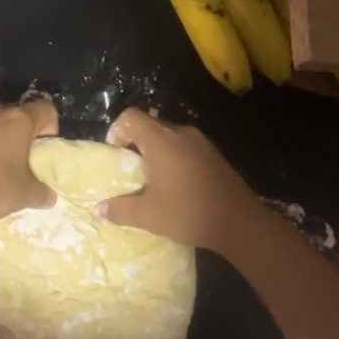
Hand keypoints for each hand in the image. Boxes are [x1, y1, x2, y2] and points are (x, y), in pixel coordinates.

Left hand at [0, 98, 58, 225]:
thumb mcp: (24, 195)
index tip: (44, 149)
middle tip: (24, 161)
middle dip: (24, 136)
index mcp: (18, 120)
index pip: (45, 109)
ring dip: (0, 141)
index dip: (51, 127)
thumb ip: (41, 193)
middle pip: (18, 116)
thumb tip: (49, 197)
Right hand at [100, 109, 259, 251]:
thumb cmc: (188, 212)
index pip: (131, 117)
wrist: (239, 221)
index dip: (117, 130)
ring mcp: (201, 142)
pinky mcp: (214, 155)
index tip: (115, 154)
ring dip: (157, 153)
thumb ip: (120, 209)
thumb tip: (99, 209)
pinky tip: (178, 186)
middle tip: (131, 171)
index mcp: (160, 140)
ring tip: (154, 181)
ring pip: (170, 138)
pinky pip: (186, 148)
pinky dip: (175, 159)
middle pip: (151, 126)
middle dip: (136, 144)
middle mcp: (180, 133)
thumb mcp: (148, 215)